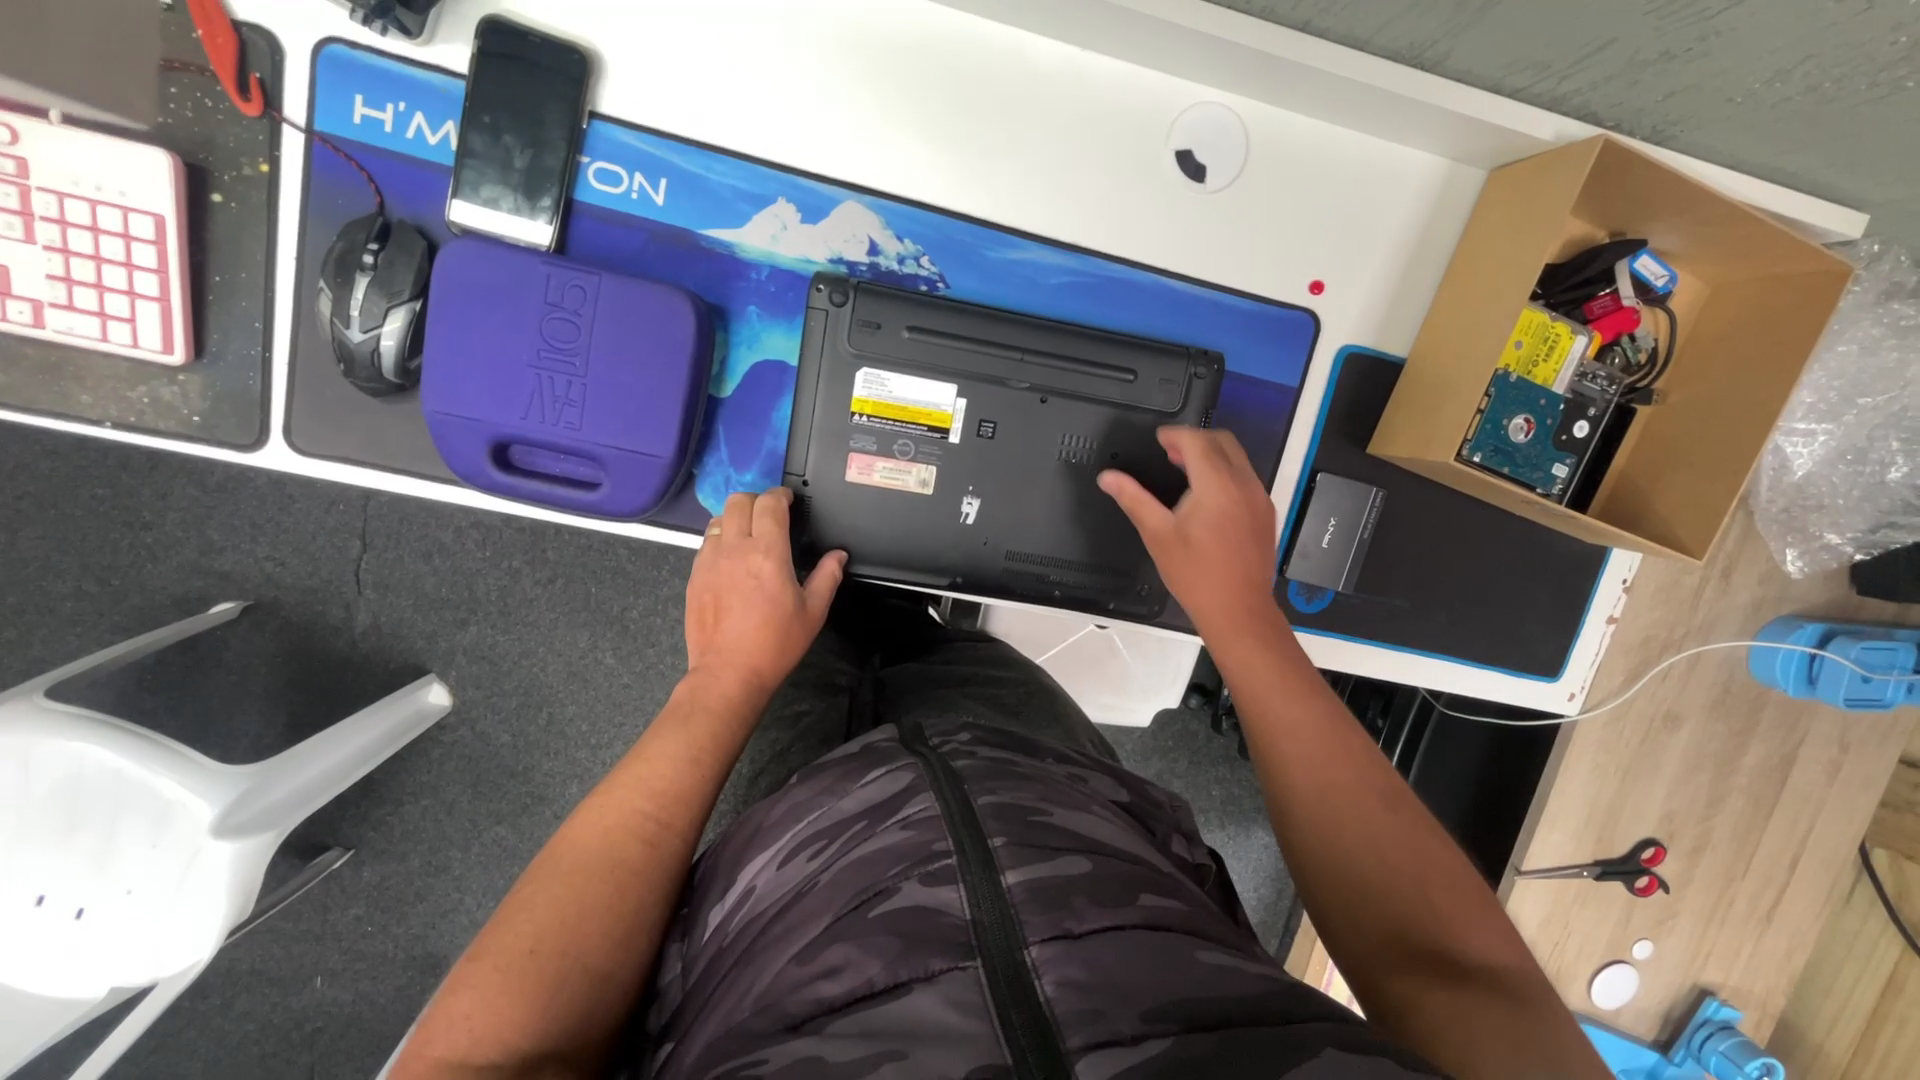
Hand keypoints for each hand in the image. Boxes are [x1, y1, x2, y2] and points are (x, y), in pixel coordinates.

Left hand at [685, 487, 846, 703]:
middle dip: (756, 499)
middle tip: (769, 513)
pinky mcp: (694, 576)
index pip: (770, 504)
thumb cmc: (775, 644)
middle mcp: (734, 549)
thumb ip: (827, 577)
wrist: (728, 673)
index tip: (789, 499)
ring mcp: (709, 561)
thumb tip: (838, 556)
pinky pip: (705, 544)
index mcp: (767, 553)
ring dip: (735, 518)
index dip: (781, 495)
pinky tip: (731, 559)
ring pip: (717, 519)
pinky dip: (720, 540)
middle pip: (738, 501)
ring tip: (748, 533)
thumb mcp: (812, 612)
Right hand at [1098, 427, 1281, 633]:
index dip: (1176, 434)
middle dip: (1196, 439)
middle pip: (1224, 442)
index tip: (1158, 438)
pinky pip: (1247, 477)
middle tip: (1170, 452)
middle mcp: (1244, 484)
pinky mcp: (1266, 512)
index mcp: (1217, 485)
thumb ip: (1133, 499)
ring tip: (1186, 470)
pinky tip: (1208, 495)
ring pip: (1239, 458)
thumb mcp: (1157, 535)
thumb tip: (1107, 477)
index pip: (1197, 441)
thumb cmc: (1194, 574)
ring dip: (1213, 455)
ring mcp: (1259, 497)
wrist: (1238, 610)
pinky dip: (1227, 472)